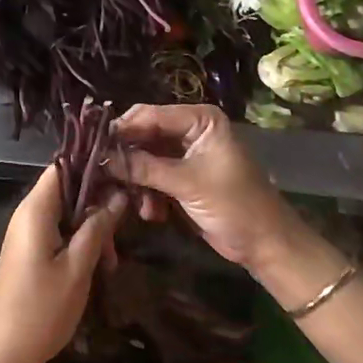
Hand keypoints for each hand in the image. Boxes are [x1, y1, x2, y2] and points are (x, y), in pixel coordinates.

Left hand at [0, 165, 125, 362]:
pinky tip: (97, 269)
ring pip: (66, 216)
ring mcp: (26, 234)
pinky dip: (78, 245)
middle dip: (97, 208)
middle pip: (67, 191)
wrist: (3, 353)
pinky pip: (57, 234)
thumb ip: (97, 228)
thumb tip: (117, 195)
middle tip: (122, 235)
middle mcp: (27, 213)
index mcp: (35, 208)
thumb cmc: (41, 308)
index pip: (62, 166)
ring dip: (91, 232)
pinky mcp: (28, 253)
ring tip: (112, 263)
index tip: (123, 178)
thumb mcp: (78, 268)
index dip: (92, 167)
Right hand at [107, 104, 347, 307]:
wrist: (267, 247)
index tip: (94, 147)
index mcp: (199, 119)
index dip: (122, 130)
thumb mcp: (186, 184)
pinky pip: (152, 175)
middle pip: (144, 135)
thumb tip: (101, 157)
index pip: (149, 114)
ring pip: (145, 157)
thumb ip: (143, 167)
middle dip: (128, 159)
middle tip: (105, 175)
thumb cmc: (235, 206)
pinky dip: (148, 193)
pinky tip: (151, 212)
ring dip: (138, 181)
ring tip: (138, 204)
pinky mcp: (182, 175)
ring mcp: (186, 153)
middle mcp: (191, 129)